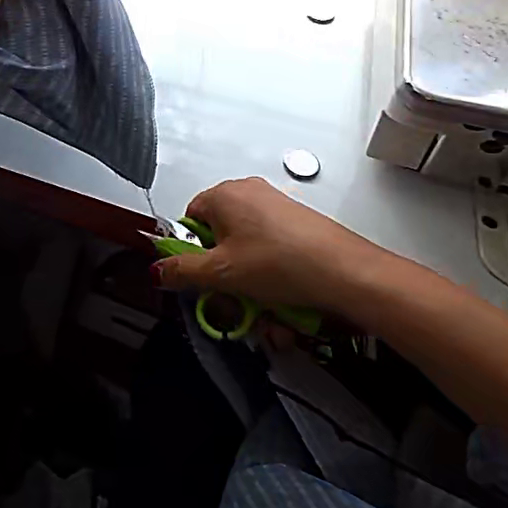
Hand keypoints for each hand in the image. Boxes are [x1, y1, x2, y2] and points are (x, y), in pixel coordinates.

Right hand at [153, 177, 399, 312]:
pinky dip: (272, 280)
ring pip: (246, 251)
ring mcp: (277, 208)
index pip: (188, 219)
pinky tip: (282, 305)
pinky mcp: (299, 226)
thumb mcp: (221, 273)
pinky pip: (271, 254)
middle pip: (218, 238)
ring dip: (249, 286)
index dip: (190, 251)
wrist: (350, 274)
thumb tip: (158, 270)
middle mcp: (249, 193)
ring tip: (263, 314)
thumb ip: (181, 271)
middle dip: (223, 275)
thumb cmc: (283, 262)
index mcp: (223, 194)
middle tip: (231, 300)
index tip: (199, 276)